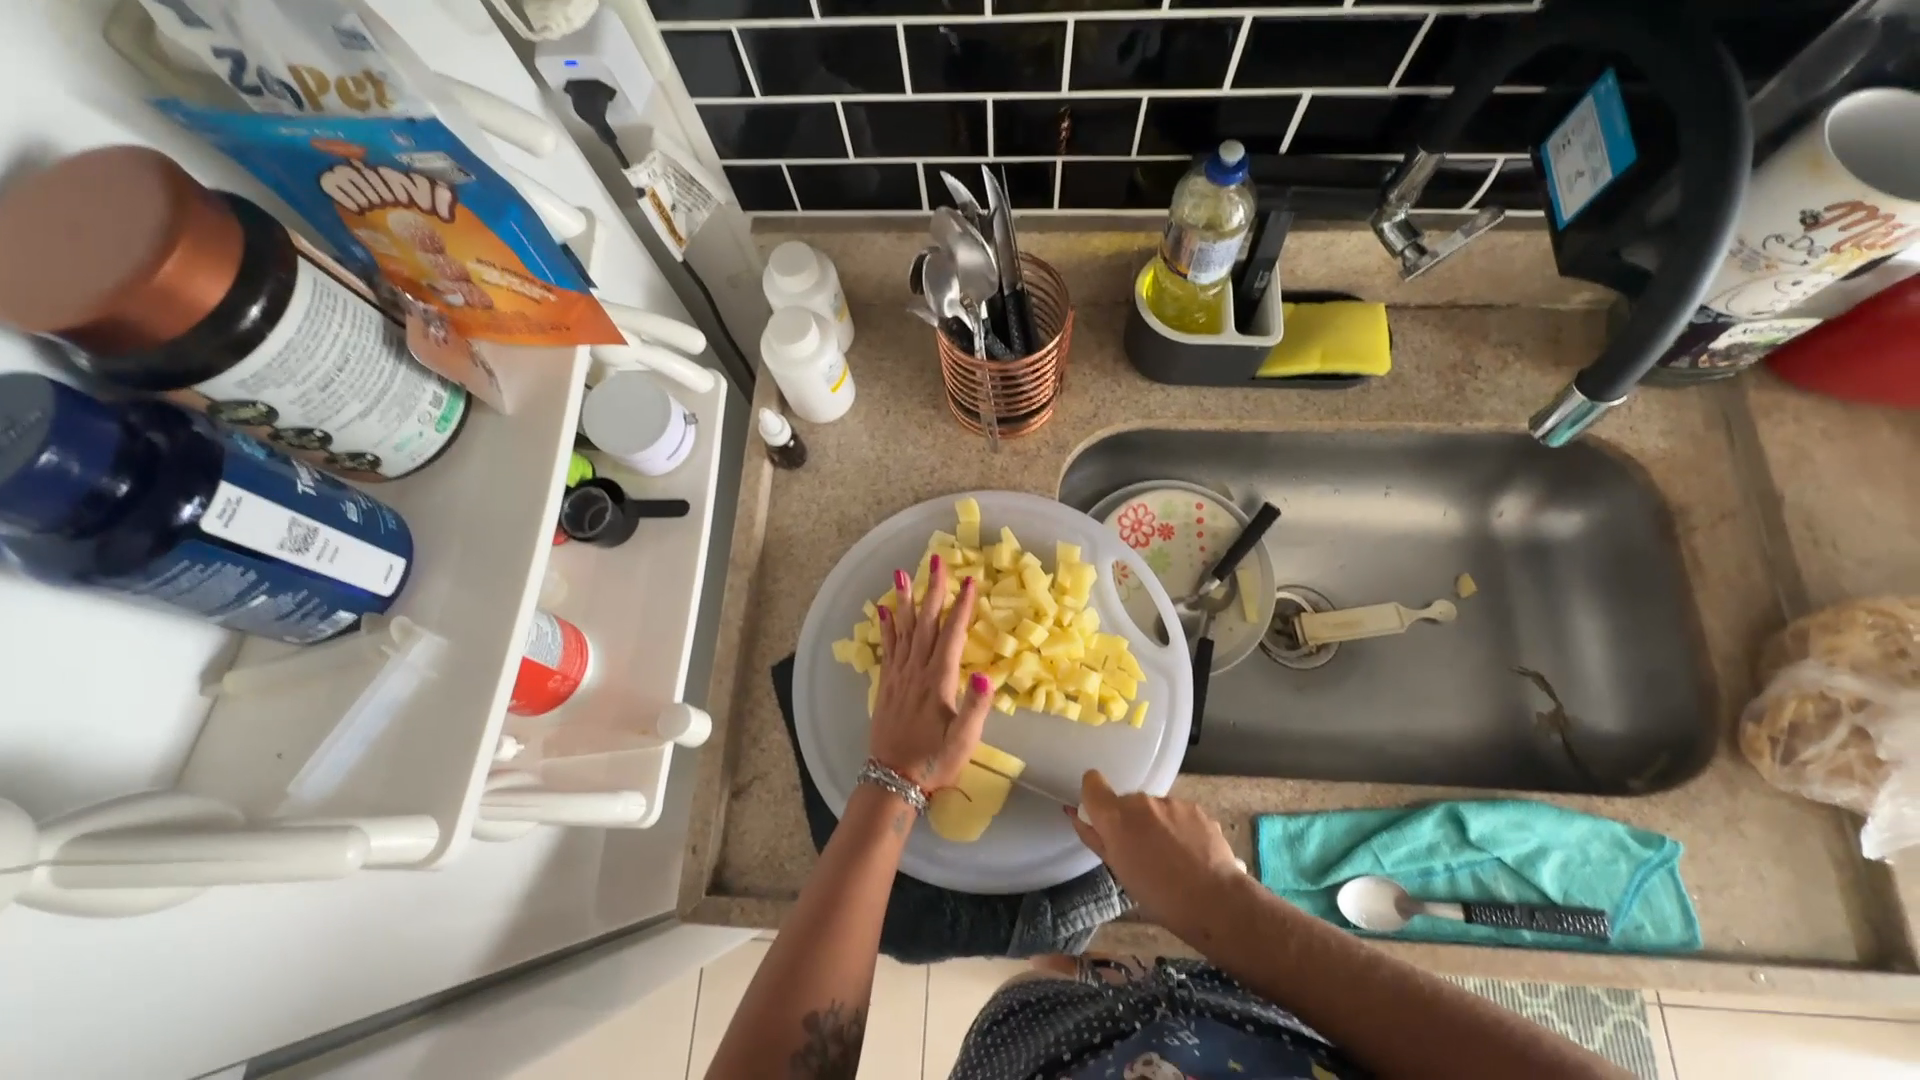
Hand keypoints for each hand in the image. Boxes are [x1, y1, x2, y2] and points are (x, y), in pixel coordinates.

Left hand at [871, 554, 991, 791]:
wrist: (893, 779)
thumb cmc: (935, 761)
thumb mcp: (964, 740)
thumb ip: (975, 706)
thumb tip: (986, 673)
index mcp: (938, 681)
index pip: (952, 635)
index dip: (962, 607)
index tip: (971, 580)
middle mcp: (916, 671)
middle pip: (926, 623)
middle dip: (933, 590)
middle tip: (936, 560)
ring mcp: (899, 677)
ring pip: (903, 630)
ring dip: (905, 600)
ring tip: (902, 573)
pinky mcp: (886, 685)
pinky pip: (887, 648)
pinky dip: (887, 627)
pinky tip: (884, 611)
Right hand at [1069, 770, 1243, 925]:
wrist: (1213, 900)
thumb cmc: (1157, 894)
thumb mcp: (1117, 869)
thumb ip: (1095, 837)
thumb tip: (1076, 815)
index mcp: (1115, 817)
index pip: (1092, 783)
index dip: (1094, 795)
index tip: (1100, 815)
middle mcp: (1141, 801)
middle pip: (1126, 802)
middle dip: (1130, 821)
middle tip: (1141, 852)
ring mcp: (1170, 802)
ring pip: (1154, 809)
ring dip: (1155, 825)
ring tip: (1170, 856)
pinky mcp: (1195, 808)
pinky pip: (1178, 813)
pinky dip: (1179, 827)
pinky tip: (1189, 853)